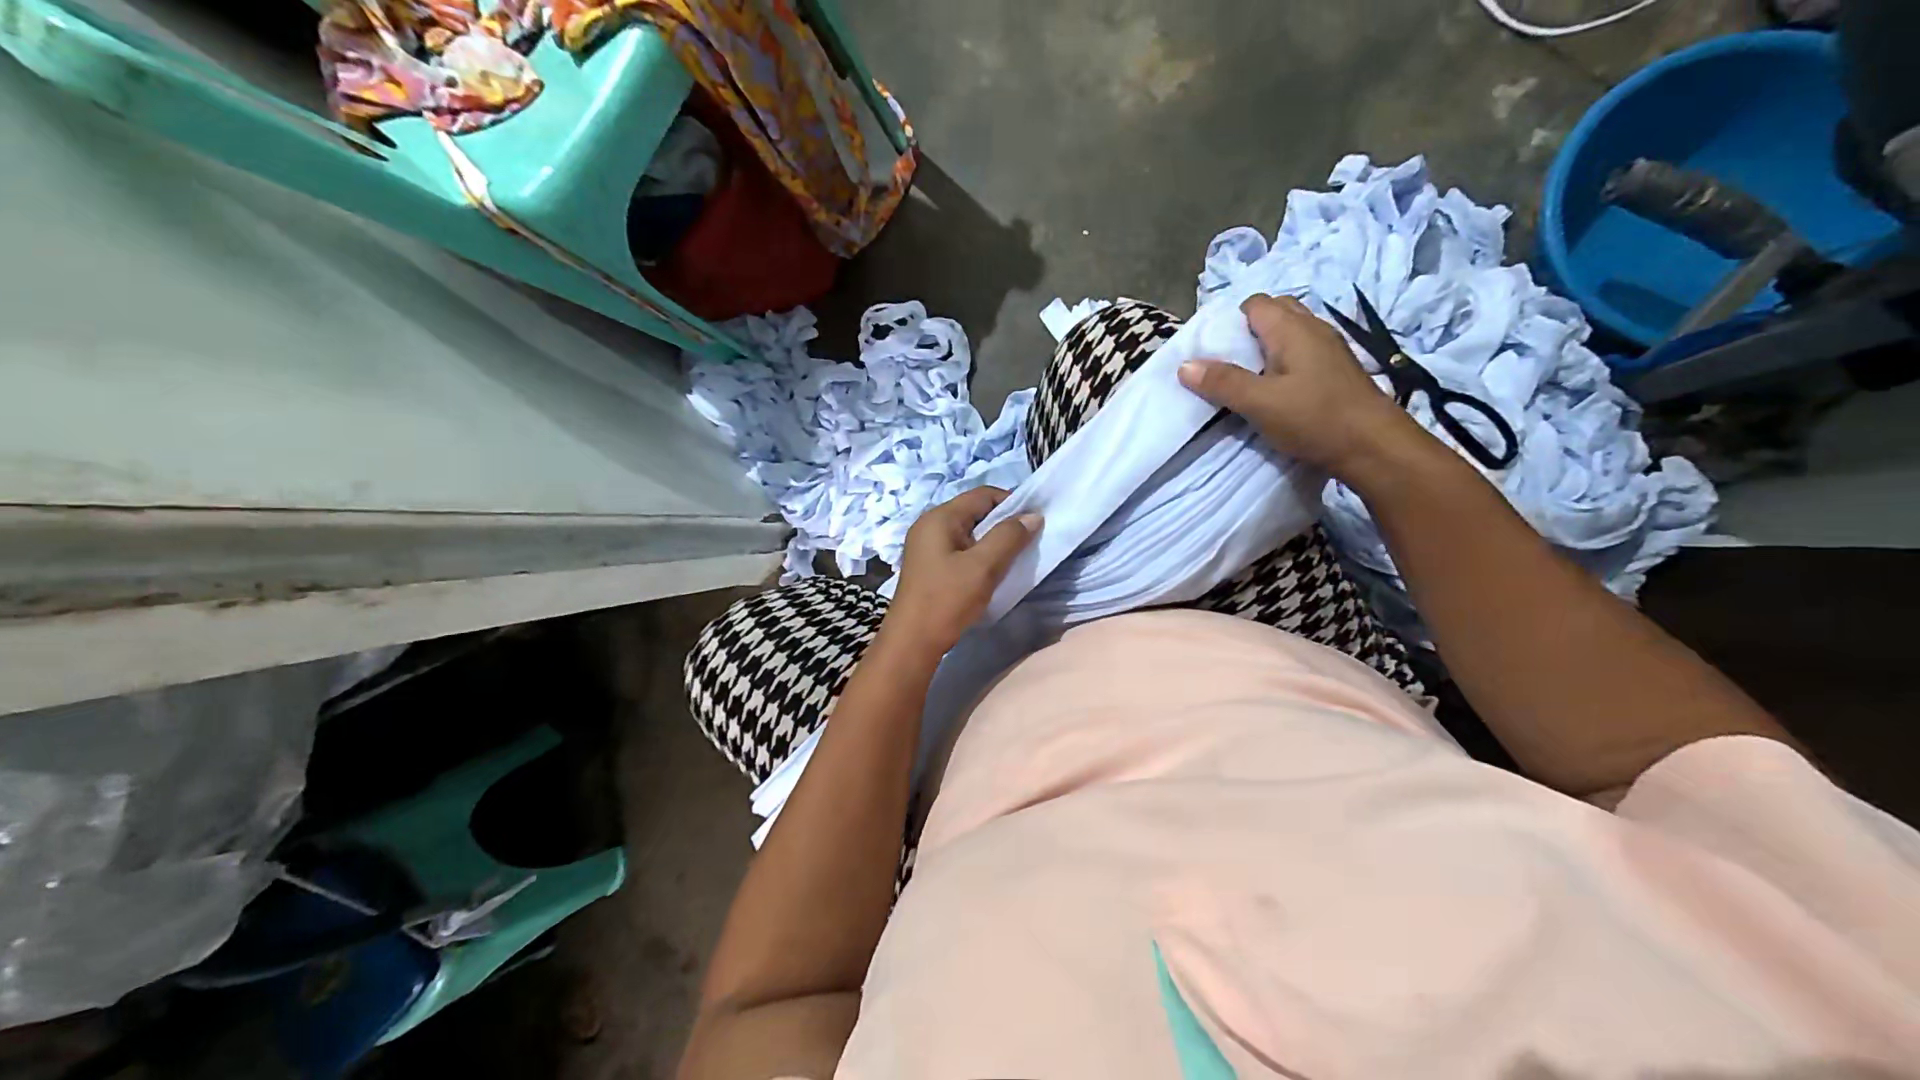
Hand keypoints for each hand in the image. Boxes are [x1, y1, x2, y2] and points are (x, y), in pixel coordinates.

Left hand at [880, 487, 1039, 657]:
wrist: (913, 641)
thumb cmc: (947, 599)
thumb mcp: (983, 566)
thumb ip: (1009, 537)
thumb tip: (1033, 515)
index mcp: (940, 517)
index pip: (983, 494)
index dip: (1012, 502)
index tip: (1034, 522)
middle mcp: (930, 525)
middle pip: (975, 511)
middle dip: (1004, 523)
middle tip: (1028, 542)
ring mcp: (928, 546)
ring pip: (970, 532)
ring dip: (993, 541)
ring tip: (1014, 558)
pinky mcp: (930, 565)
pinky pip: (961, 549)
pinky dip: (980, 555)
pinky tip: (992, 572)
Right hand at [1177, 295, 1430, 480]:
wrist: (1374, 447)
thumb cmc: (1315, 419)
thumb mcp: (1260, 403)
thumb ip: (1223, 382)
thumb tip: (1185, 365)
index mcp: (1292, 329)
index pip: (1254, 304)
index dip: (1230, 322)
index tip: (1214, 350)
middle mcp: (1313, 329)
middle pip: (1274, 312)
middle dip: (1248, 331)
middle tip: (1229, 363)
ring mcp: (1329, 348)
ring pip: (1290, 333)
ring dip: (1266, 348)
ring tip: (1248, 377)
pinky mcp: (1337, 370)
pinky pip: (1303, 351)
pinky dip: (1284, 361)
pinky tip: (1277, 389)